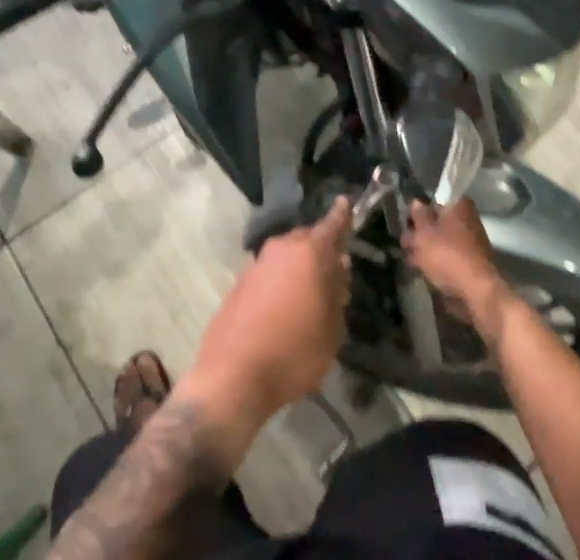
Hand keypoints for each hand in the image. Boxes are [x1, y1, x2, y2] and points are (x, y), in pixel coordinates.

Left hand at [190, 197, 352, 419]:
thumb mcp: (331, 329)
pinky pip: (270, 272)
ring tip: (314, 292)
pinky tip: (288, 304)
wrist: (233, 377)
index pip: (332, 225)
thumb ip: (336, 293)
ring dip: (301, 266)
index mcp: (308, 254)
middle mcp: (280, 250)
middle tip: (337, 270)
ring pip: (286, 256)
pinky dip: (282, 280)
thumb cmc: (294, 353)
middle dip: (322, 248)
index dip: (342, 216)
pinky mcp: (239, 284)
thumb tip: (338, 269)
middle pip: (307, 239)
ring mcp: (255, 265)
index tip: (346, 202)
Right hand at [403, 199, 512, 331]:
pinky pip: (448, 255)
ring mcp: (470, 241)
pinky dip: (435, 260)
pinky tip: (421, 268)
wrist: (475, 290)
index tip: (406, 221)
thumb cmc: (447, 255)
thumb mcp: (424, 233)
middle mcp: (467, 219)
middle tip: (404, 242)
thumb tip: (417, 202)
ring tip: (408, 257)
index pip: (435, 200)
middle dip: (420, 232)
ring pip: (441, 239)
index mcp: (459, 206)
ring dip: (425, 247)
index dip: (419, 210)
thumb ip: (419, 216)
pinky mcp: (469, 260)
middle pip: (437, 221)